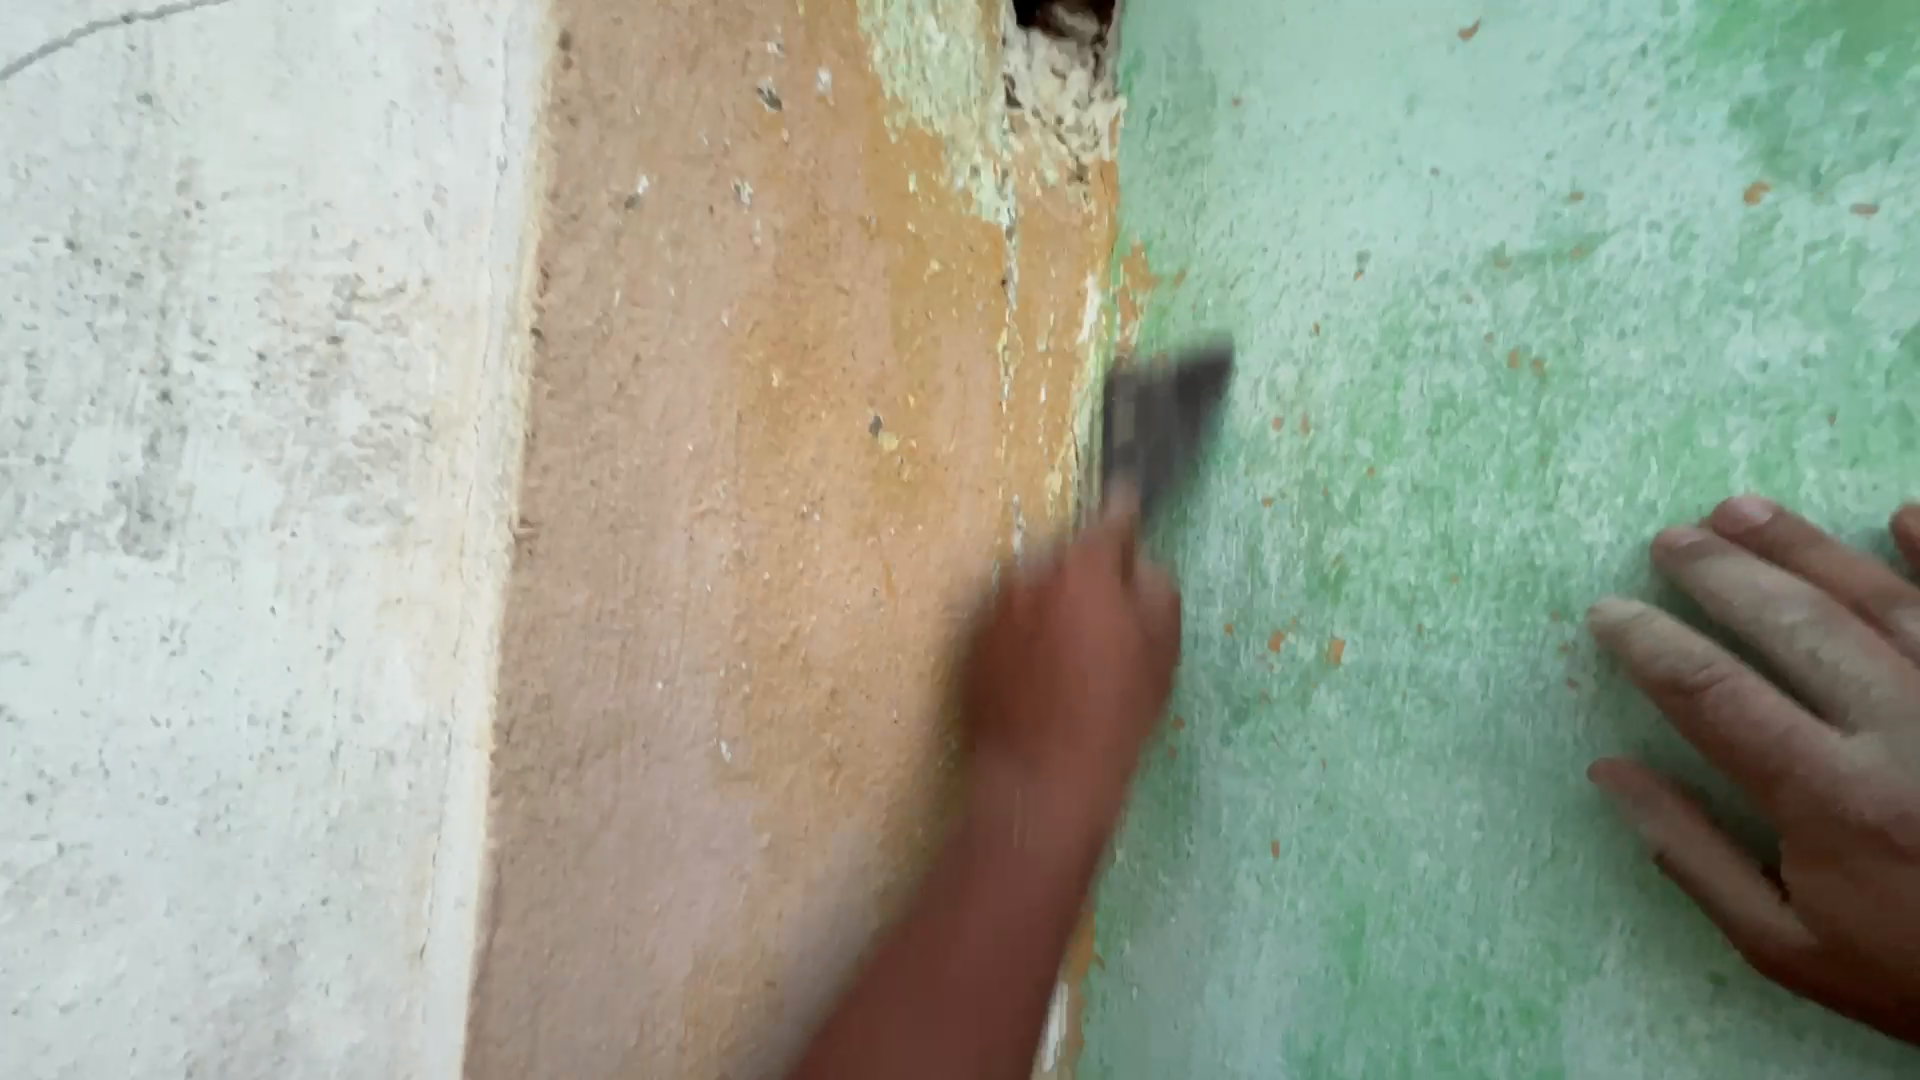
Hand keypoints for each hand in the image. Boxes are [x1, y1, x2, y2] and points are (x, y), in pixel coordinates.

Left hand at [960, 497, 1181, 838]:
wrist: (1040, 775)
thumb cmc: (1114, 715)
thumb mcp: (1160, 651)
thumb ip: (1155, 588)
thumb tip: (1138, 565)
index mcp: (1083, 567)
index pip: (1111, 518)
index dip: (1126, 511)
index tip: (1131, 501)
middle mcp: (1030, 571)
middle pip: (1065, 551)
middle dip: (1085, 567)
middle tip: (1105, 606)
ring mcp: (992, 602)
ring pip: (1032, 582)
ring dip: (1050, 594)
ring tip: (1068, 644)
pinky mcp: (968, 635)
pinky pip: (1005, 612)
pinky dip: (1022, 622)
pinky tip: (1037, 663)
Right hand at [1587, 496, 1919, 1043]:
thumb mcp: (1790, 945)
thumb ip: (1692, 856)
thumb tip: (1608, 772)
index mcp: (1834, 798)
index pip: (1709, 691)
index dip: (1647, 642)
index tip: (1608, 612)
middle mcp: (1908, 737)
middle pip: (1792, 626)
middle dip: (1719, 574)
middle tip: (1669, 539)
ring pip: (1883, 602)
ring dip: (1804, 549)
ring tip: (1739, 510)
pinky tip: (1904, 514)